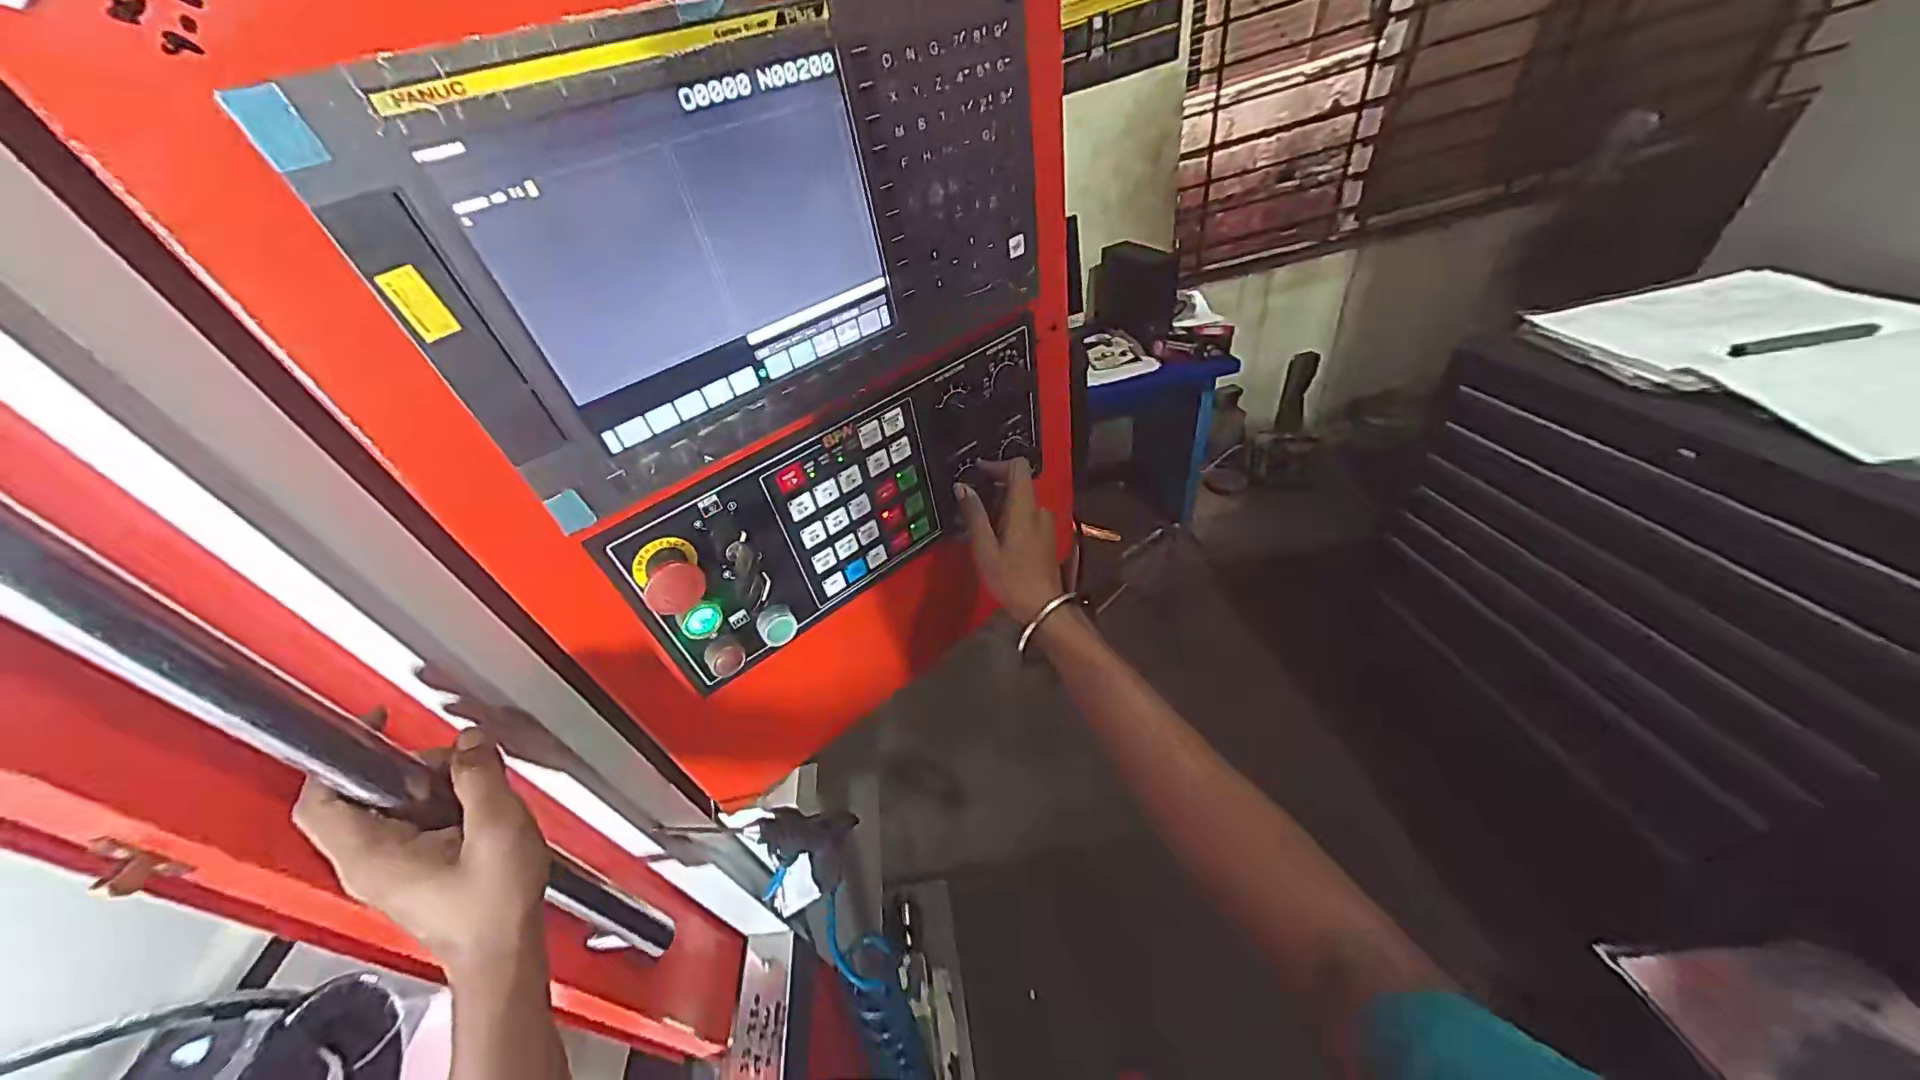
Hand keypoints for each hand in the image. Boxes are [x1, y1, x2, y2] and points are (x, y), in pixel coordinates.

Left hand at [293, 729, 549, 975]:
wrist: (504, 948)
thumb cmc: (493, 904)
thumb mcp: (497, 827)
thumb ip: (480, 777)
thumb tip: (470, 740)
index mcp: (372, 854)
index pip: (321, 800)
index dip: (342, 754)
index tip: (375, 723)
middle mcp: (371, 861)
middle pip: (374, 792)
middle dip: (422, 769)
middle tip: (465, 769)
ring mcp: (393, 865)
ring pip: (403, 803)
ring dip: (445, 787)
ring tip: (483, 797)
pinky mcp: (416, 867)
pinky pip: (424, 819)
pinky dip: (453, 805)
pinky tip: (484, 813)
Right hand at [955, 458, 1065, 623]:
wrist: (1043, 607)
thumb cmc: (1012, 579)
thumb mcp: (985, 549)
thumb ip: (974, 515)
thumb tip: (962, 488)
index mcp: (1024, 508)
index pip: (1018, 467)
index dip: (997, 464)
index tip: (977, 474)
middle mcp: (1039, 510)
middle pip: (1018, 483)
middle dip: (993, 488)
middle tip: (971, 505)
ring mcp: (1045, 524)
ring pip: (1021, 501)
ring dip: (1000, 506)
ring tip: (980, 525)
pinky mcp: (1046, 537)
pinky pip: (1026, 516)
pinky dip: (1010, 518)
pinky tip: (996, 538)